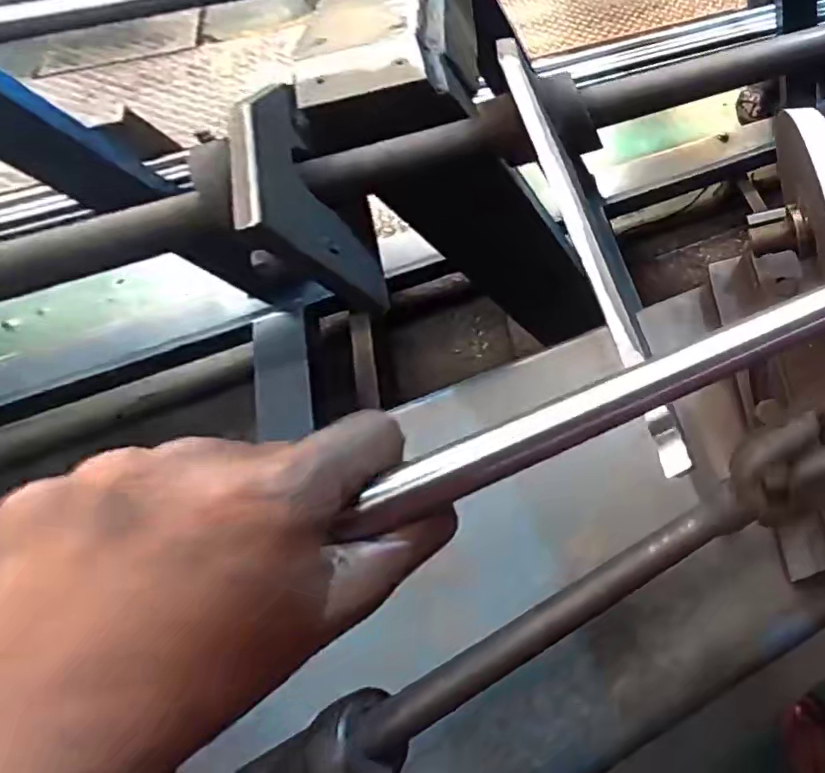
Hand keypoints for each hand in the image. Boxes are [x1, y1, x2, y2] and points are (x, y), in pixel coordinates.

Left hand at [0, 412, 454, 772]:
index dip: (374, 467)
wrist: (29, 749)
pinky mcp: (29, 499)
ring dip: (197, 505)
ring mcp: (100, 478)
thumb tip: (436, 505)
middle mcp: (191, 464)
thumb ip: (406, 543)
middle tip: (247, 560)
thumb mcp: (331, 613)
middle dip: (274, 496)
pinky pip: (117, 487)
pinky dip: (123, 520)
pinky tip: (105, 576)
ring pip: (196, 468)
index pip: (370, 431)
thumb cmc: (189, 683)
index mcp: (276, 489)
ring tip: (167, 574)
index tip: (349, 503)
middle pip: (277, 453)